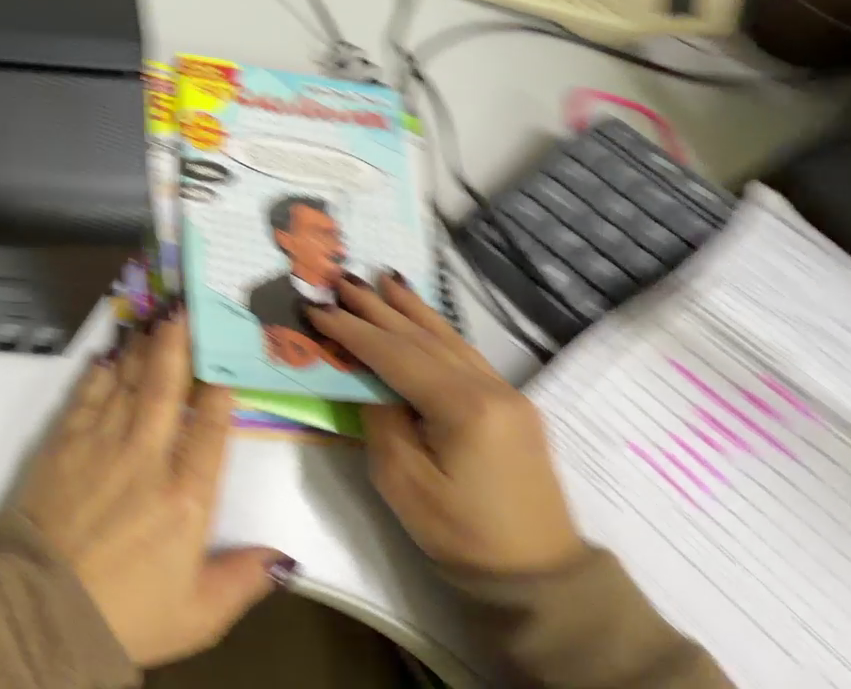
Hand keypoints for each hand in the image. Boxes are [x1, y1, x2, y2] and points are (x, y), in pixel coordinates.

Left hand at [13, 315, 293, 667]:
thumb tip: (285, 557)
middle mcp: (147, 458)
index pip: (211, 432)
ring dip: (143, 347)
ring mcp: (102, 444)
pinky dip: (99, 371)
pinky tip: (108, 353)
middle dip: (178, 345)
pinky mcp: (65, 442)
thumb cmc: (127, 612)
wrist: (45, 603)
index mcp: (187, 498)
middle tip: (185, 307)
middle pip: (168, 390)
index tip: (226, 364)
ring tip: (154, 315)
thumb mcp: (198, 613)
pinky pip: (87, 395)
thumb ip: (243, 579)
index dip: (220, 394)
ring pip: (129, 383)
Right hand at [308, 274, 585, 575]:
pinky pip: (464, 354)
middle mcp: (490, 389)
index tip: (315, 309)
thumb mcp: (401, 479)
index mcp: (464, 407)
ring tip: (381, 278)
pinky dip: (436, 329)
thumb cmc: (459, 530)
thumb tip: (369, 382)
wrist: (535, 573)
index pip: (394, 355)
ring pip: (447, 339)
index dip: (351, 330)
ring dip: (409, 309)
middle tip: (339, 278)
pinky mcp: (511, 406)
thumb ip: (381, 418)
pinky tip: (421, 317)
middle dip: (377, 308)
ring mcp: (507, 395)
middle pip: (422, 338)